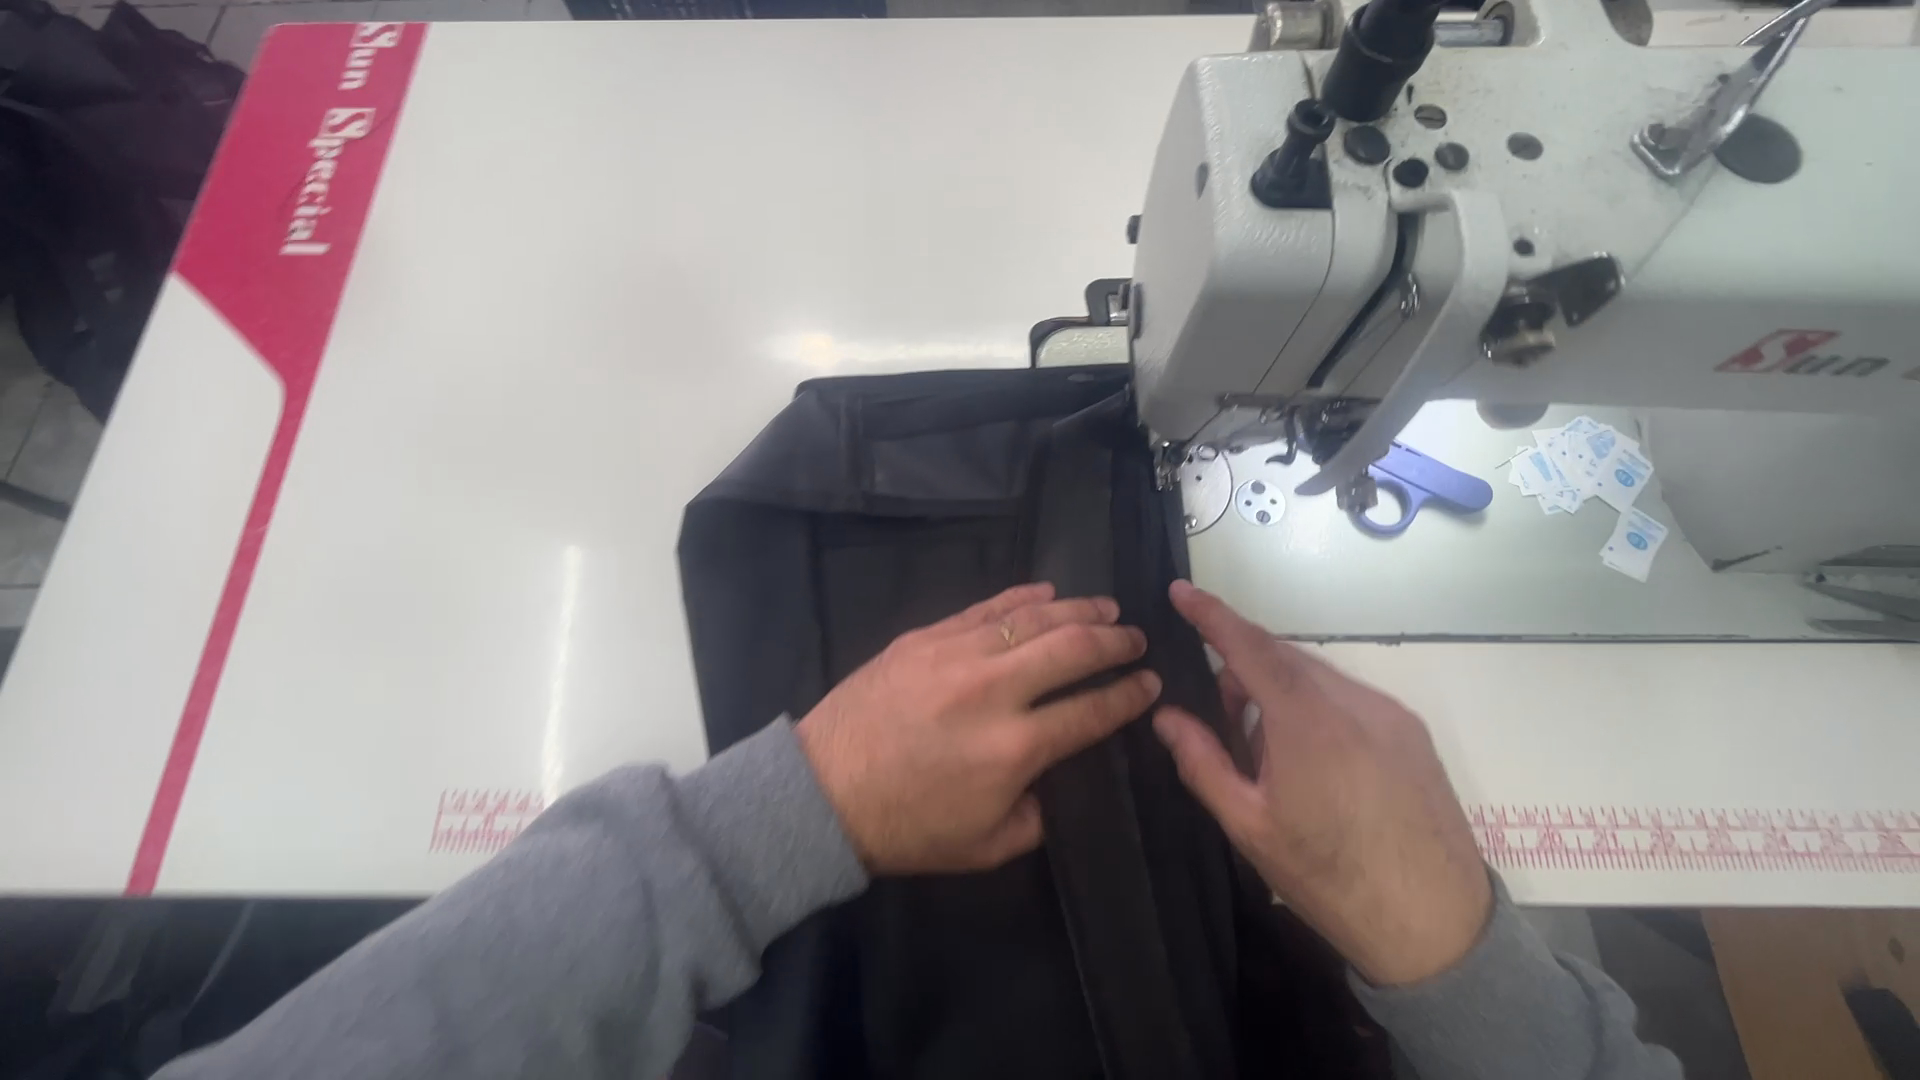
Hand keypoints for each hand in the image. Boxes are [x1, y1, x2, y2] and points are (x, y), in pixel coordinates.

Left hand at [796, 583, 1159, 875]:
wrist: (824, 793)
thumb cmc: (907, 827)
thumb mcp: (987, 846)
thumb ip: (1039, 814)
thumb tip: (1057, 776)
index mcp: (1015, 748)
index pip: (1091, 711)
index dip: (1129, 695)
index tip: (1150, 683)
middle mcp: (994, 691)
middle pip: (1072, 650)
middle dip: (1114, 641)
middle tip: (1136, 638)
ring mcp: (956, 655)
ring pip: (1031, 618)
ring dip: (1078, 608)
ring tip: (1106, 605)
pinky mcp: (924, 637)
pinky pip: (983, 607)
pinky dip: (1021, 597)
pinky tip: (1047, 591)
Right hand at [1152, 580, 1490, 986]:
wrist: (1437, 927)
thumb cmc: (1329, 878)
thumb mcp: (1249, 826)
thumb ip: (1202, 761)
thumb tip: (1166, 715)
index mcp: (1307, 723)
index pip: (1249, 648)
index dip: (1211, 615)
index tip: (1180, 591)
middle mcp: (1352, 702)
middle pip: (1281, 657)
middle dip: (1240, 671)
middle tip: (1220, 722)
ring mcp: (1388, 713)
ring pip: (1314, 675)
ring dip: (1278, 691)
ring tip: (1270, 755)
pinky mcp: (1410, 730)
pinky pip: (1345, 695)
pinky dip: (1313, 705)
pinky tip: (1313, 761)